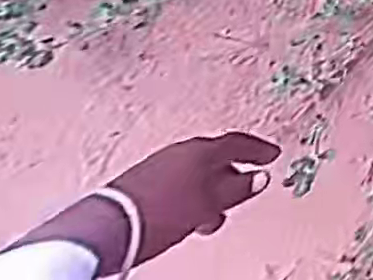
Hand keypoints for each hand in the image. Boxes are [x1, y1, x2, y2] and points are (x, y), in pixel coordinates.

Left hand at [15, 132, 279, 272]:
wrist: (100, 231)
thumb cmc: (160, 213)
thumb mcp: (208, 204)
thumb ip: (237, 188)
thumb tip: (260, 178)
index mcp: (203, 149)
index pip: (240, 143)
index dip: (258, 150)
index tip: (272, 156)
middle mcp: (182, 150)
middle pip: (215, 158)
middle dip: (230, 174)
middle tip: (240, 191)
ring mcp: (157, 164)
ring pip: (192, 171)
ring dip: (205, 188)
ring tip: (206, 214)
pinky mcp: (136, 182)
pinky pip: (173, 181)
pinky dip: (184, 193)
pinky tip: (181, 212)